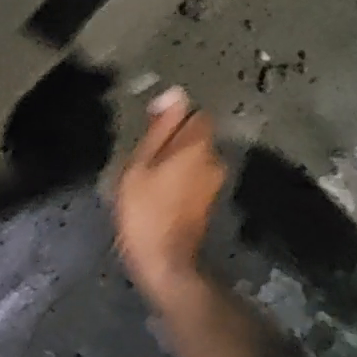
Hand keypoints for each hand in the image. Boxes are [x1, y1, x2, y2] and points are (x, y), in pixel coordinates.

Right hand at [115, 87, 225, 301]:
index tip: (151, 131)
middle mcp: (215, 160)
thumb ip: (160, 128)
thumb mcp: (141, 164)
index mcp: (199, 146)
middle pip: (196, 136)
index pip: (196, 114)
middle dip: (175, 141)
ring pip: (195, 158)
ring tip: (149, 178)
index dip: (174, 117)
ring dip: (177, 162)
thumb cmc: (145, 210)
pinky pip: (195, 177)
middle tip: (145, 158)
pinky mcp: (210, 201)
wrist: (164, 262)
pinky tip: (160, 194)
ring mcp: (216, 182)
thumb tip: (175, 95)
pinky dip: (181, 179)